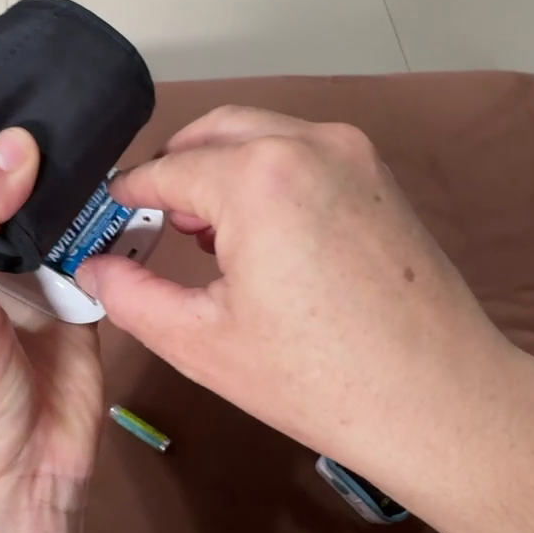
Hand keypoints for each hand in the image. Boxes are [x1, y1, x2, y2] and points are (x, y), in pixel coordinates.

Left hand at [0, 128, 103, 516]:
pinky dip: (101, 208)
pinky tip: (117, 172)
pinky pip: (87, 233)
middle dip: (3, 132)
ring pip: (37, 195)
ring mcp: (19, 266)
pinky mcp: (72, 284)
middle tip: (40, 76)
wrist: (22, 480)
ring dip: (58, 165)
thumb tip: (15, 145)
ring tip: (81, 107)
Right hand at [75, 106, 508, 485]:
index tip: (107, 218)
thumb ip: (132, 295)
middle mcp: (309, 143)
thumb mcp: (202, 342)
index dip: (128, 194)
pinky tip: (263, 233)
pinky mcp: (380, 176)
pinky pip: (303, 152)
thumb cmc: (317, 378)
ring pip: (262, 135)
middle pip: (215, 132)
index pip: (168, 168)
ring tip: (205, 232)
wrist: (440, 400)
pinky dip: (267, 175)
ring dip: (221, 169)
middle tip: (152, 220)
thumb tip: (93, 268)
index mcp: (258, 176)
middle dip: (175, 169)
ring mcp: (354, 153)